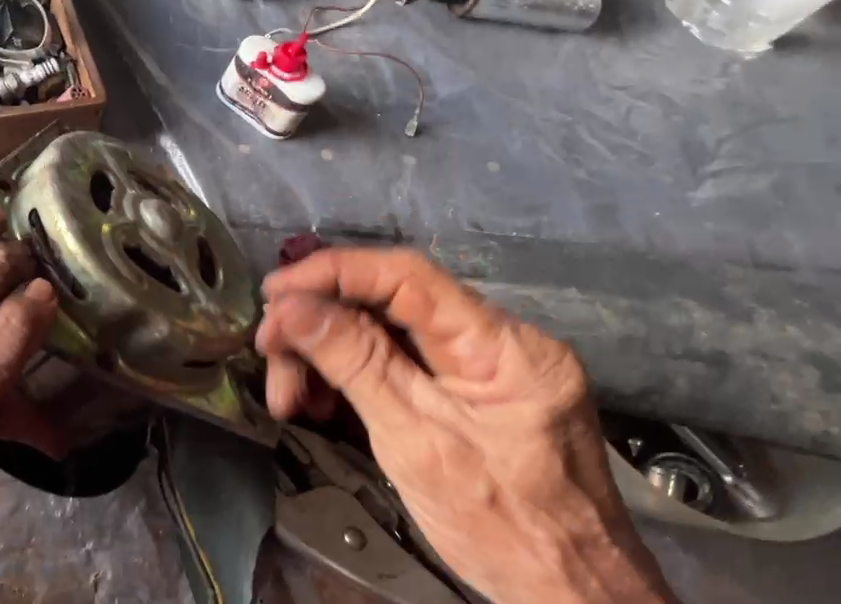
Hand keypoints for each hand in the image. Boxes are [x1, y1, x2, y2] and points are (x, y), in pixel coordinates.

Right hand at [256, 247, 674, 603]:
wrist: (571, 597)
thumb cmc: (502, 527)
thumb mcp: (415, 441)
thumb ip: (353, 361)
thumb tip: (289, 304)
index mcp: (502, 347)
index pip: (406, 275)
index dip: (331, 272)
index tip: (274, 293)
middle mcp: (497, 340)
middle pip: (384, 302)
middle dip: (317, 325)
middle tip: (270, 354)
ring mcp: (483, 364)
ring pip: (380, 330)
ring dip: (324, 355)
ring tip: (290, 397)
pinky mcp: (468, 387)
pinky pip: (395, 359)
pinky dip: (350, 376)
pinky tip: (320, 402)